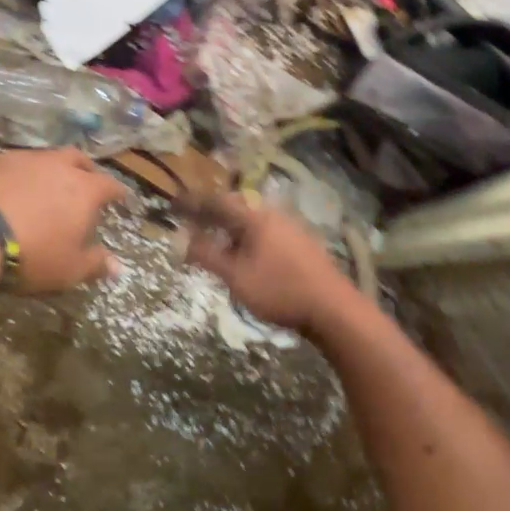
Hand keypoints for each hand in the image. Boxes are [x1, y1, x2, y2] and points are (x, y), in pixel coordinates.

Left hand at [0, 149, 127, 292]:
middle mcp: (54, 164)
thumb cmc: (30, 254)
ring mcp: (17, 157)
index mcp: (82, 189)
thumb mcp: (68, 270)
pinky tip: (0, 189)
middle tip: (84, 183)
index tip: (121, 198)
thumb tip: (118, 266)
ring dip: (44, 170)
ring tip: (39, 188)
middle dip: (84, 170)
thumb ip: (95, 265)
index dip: (118, 193)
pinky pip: (4, 164)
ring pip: (39, 157)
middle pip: (76, 159)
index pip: (110, 185)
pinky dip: (9, 175)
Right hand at [183, 194, 360, 333]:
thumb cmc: (280, 291)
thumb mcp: (235, 277)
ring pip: (252, 219)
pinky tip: (244, 256)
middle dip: (212, 214)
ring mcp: (291, 228)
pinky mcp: (301, 244)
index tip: (175, 207)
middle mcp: (274, 215)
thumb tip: (183, 239)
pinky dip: (247, 237)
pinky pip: (265, 230)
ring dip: (230, 227)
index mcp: (256, 217)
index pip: (217, 201)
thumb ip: (207, 255)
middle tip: (193, 226)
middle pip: (236, 206)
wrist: (334, 310)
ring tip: (215, 243)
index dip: (194, 204)